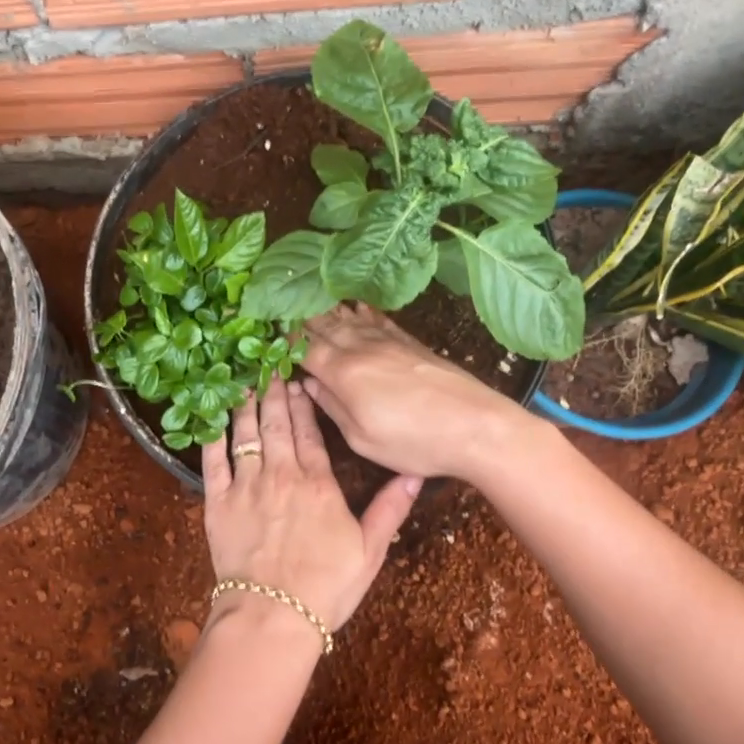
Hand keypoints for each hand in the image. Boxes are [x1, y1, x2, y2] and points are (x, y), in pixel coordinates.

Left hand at [201, 376, 421, 632]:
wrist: (273, 615)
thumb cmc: (326, 588)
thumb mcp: (370, 550)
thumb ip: (390, 509)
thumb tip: (416, 475)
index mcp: (319, 484)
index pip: (310, 432)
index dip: (303, 404)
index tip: (298, 381)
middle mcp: (281, 475)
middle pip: (276, 425)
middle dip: (273, 393)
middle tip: (269, 368)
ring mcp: (246, 487)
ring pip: (245, 435)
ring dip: (245, 406)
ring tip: (244, 383)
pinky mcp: (218, 503)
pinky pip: (213, 461)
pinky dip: (213, 437)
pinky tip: (212, 418)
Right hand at [299, 303, 549, 481]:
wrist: (476, 427)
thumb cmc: (415, 443)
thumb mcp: (363, 439)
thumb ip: (331, 408)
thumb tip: (308, 384)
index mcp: (344, 373)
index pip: (304, 349)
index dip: (283, 341)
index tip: (266, 331)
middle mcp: (362, 349)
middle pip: (324, 327)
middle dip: (300, 318)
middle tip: (280, 308)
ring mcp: (388, 343)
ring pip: (350, 319)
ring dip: (328, 309)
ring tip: (309, 299)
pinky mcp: (411, 344)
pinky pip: (379, 321)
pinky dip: (363, 311)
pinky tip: (356, 305)